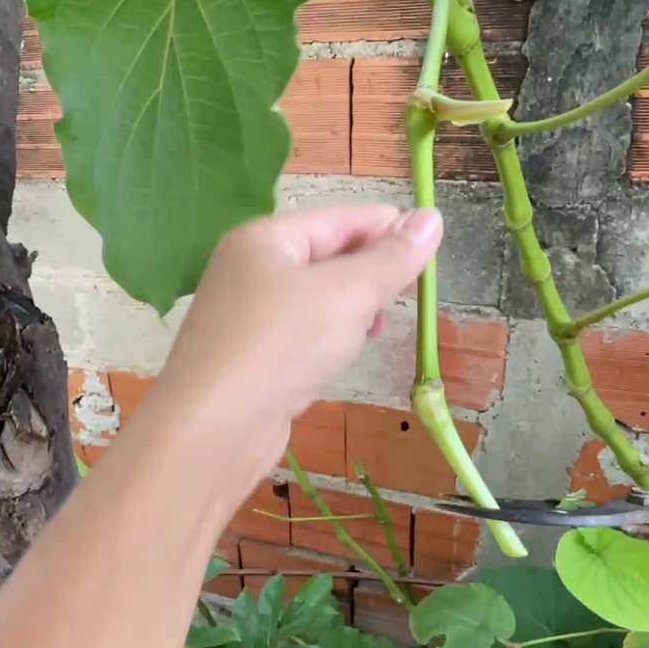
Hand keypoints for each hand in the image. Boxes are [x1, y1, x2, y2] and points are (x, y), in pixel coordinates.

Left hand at [144, 204, 440, 444]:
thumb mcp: (348, 293)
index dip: (388, 227)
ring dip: (351, 310)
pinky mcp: (248, 362)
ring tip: (380, 325)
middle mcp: (248, 272)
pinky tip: (342, 357)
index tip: (435, 241)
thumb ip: (390, 259)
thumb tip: (430, 218)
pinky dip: (327, 342)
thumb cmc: (281, 345)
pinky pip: (299, 338)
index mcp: (265, 239)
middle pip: (325, 259)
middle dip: (370, 273)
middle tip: (411, 291)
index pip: (340, 219)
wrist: (213, 430)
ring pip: (314, 302)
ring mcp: (244, 319)